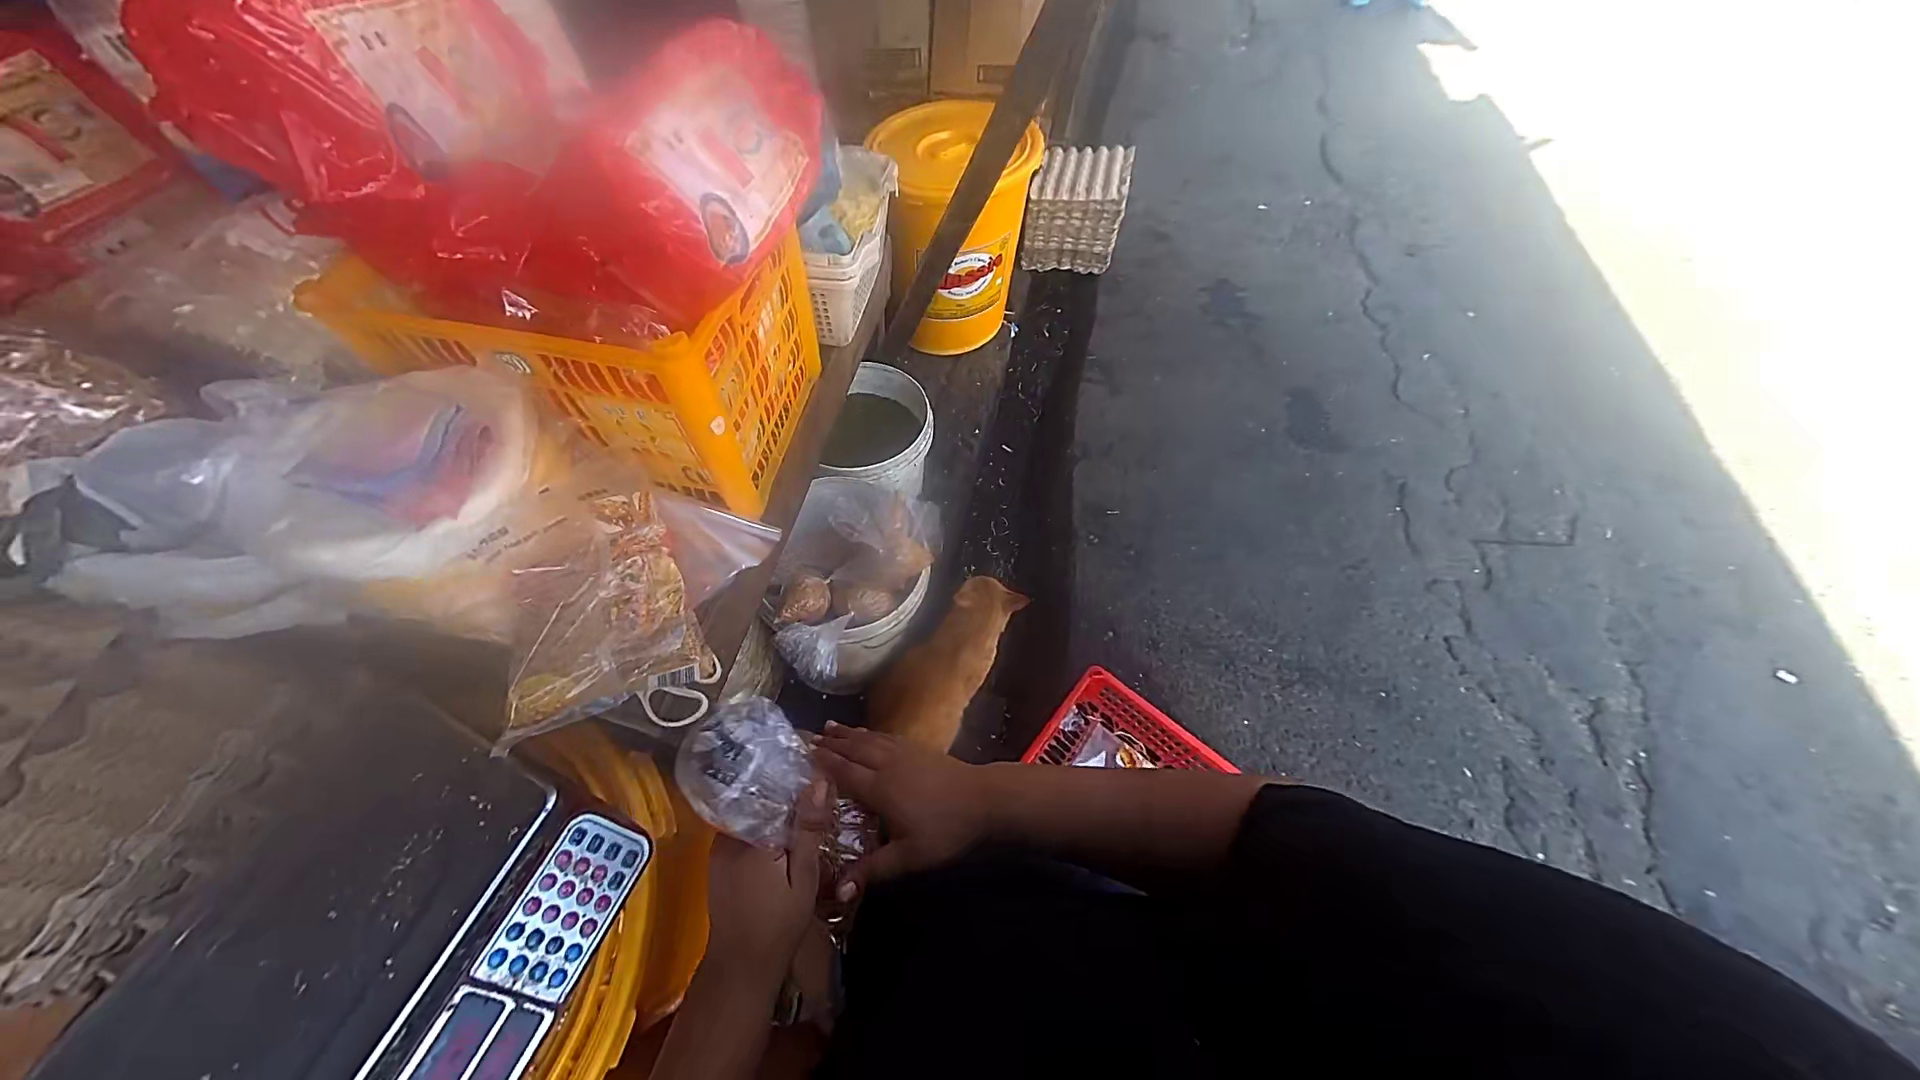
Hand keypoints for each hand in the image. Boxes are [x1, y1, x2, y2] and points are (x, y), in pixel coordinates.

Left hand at [702, 776, 831, 984]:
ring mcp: (718, 848)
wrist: (740, 967)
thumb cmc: (779, 925)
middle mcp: (728, 837)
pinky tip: (783, 837)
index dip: (798, 782)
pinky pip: (743, 829)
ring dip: (775, 813)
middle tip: (817, 797)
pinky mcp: (717, 859)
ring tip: (803, 813)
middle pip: (761, 800)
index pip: (774, 791)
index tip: (820, 778)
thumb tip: (821, 781)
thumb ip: (809, 828)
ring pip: (752, 813)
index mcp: (750, 839)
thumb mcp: (804, 877)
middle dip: (788, 797)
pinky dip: (763, 828)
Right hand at [811, 722, 997, 899]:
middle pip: (855, 750)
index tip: (805, 753)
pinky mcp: (921, 749)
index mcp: (880, 788)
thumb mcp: (909, 856)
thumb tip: (840, 889)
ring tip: (832, 727)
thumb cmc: (945, 828)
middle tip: (811, 736)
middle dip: (833, 743)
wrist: (984, 798)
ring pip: (872, 739)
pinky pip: (889, 737)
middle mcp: (889, 764)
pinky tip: (871, 734)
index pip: (846, 772)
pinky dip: (873, 733)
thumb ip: (873, 870)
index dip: (825, 763)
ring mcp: (906, 753)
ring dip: (850, 734)